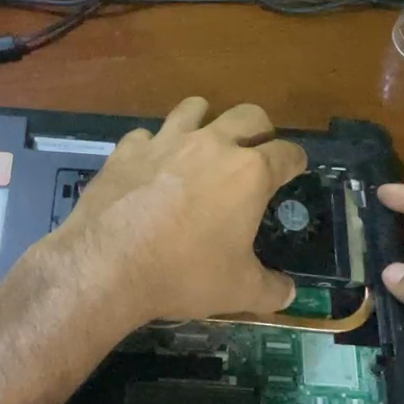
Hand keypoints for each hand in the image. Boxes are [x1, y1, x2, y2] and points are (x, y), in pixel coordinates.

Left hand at [45, 97, 306, 323]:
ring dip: (206, 120)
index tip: (295, 168)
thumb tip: (289, 294)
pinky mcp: (128, 149)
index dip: (295, 161)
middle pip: (248, 115)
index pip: (287, 154)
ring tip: (204, 143)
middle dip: (260, 130)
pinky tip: (151, 166)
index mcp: (249, 173)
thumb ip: (271, 290)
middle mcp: (212, 145)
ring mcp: (167, 142)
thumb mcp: (239, 291)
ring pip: (195, 109)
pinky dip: (154, 146)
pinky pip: (147, 135)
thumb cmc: (184, 275)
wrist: (108, 265)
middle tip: (256, 150)